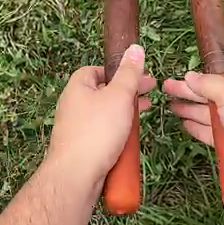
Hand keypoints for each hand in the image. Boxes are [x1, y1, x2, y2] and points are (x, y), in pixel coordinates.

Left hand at [47, 44, 155, 180]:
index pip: (97, 70)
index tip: (137, 77)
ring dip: (124, 116)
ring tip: (143, 119)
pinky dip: (117, 135)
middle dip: (127, 94)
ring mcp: (75, 128)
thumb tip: (136, 48)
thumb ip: (130, 73)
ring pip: (104, 116)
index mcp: (78, 87)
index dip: (117, 71)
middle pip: (103, 93)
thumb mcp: (119, 96)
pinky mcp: (80, 148)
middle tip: (150, 96)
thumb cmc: (97, 131)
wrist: (76, 176)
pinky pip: (101, 135)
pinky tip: (130, 141)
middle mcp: (73, 105)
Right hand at [163, 62, 223, 199]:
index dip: (205, 72)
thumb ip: (208, 84)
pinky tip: (185, 124)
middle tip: (166, 88)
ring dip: (192, 109)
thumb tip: (191, 75)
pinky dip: (200, 128)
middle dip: (190, 91)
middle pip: (214, 93)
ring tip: (171, 106)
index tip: (185, 74)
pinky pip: (215, 133)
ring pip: (212, 114)